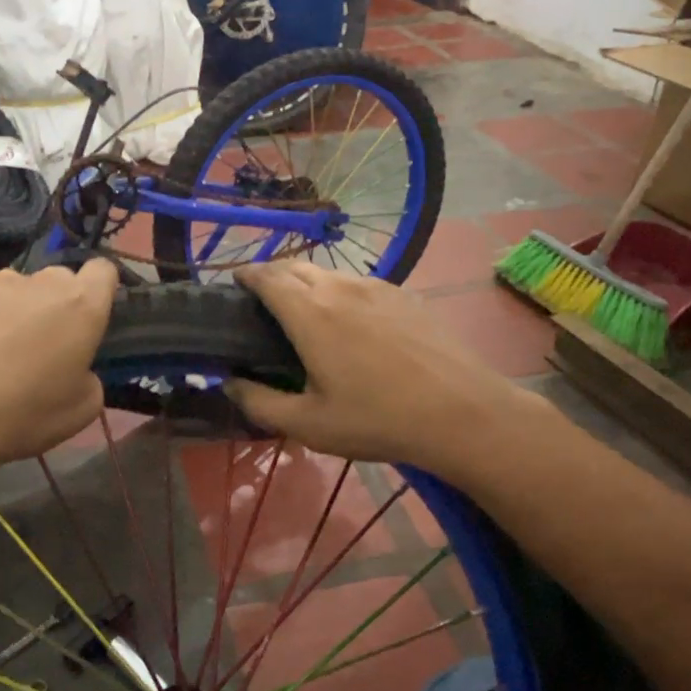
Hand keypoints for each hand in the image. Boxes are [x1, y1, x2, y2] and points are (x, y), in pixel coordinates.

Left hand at [0, 260, 119, 494]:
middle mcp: (41, 283)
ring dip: (24, 310)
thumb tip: (75, 369)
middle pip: (61, 280)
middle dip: (61, 305)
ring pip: (23, 289)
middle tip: (50, 347)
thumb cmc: (23, 415)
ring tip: (6, 353)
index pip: (104, 271)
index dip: (102, 292)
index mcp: (80, 304)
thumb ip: (90, 377)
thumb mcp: (81, 411)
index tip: (94, 322)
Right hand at [224, 261, 547, 466]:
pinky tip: (349, 323)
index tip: (233, 285)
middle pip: (295, 266)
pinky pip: (359, 283)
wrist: (462, 412)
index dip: (245, 275)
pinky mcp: (405, 295)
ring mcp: (377, 287)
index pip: (266, 276)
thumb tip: (228, 383)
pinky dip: (339, 292)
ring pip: (328, 272)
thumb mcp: (309, 425)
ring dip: (306, 282)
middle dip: (271, 275)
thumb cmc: (377, 420)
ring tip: (302, 311)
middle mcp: (340, 287)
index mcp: (310, 313)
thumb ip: (260, 403)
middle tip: (261, 300)